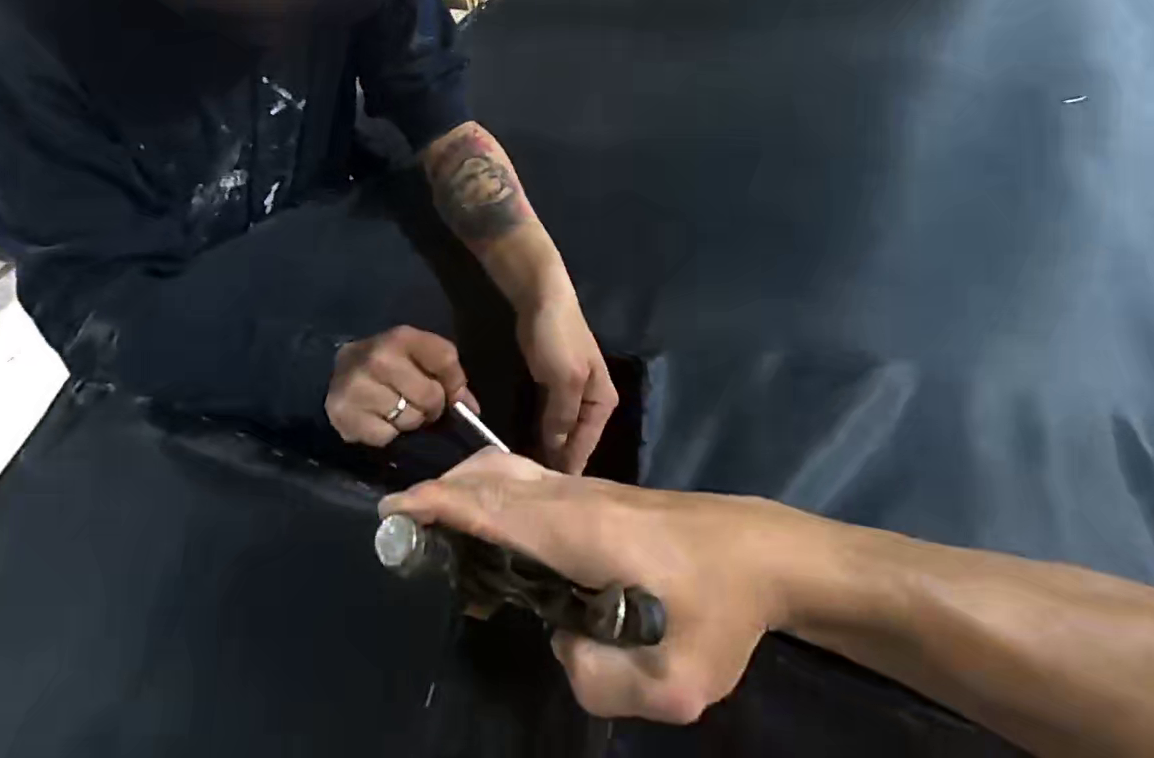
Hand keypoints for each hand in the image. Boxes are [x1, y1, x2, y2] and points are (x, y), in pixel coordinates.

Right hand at [327, 326, 479, 446]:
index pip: (445, 359)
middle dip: (430, 406)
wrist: (337, 372)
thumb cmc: (389, 365)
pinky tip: (376, 419)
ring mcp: (357, 385)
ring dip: (407, 422)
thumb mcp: (417, 357)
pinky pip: (385, 436)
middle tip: (415, 403)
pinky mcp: (343, 413)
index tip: (448, 390)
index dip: (454, 381)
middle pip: (430, 395)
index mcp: (400, 337)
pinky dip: (385, 435)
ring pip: (409, 419)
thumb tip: (471, 409)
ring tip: (394, 410)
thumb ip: (447, 376)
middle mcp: (377, 357)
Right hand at [381, 450, 821, 723]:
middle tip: (410, 532)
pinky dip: (490, 495)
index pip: (491, 505)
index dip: (438, 504)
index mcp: (577, 529)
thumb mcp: (676, 680)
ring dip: (464, 492)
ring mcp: (580, 490)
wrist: (759, 551)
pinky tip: (497, 539)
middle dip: (440, 494)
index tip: (395, 511)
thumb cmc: (718, 608)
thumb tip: (559, 646)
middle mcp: (568, 497)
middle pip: (487, 477)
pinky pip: (523, 483)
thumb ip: (601, 680)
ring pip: (504, 473)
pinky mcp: (590, 494)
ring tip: (445, 538)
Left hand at [516, 292, 617, 473]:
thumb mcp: (564, 380)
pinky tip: (528, 445)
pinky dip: (541, 429)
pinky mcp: (551, 385)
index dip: (570, 467)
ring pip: (561, 429)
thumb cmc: (558, 340)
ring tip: (531, 475)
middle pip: (575, 439)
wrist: (542, 300)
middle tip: (537, 490)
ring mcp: (570, 393)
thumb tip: (557, 451)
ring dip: (548, 446)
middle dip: (560, 460)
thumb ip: (562, 417)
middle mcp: (591, 401)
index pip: (586, 444)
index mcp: (603, 401)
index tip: (553, 496)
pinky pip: (548, 416)